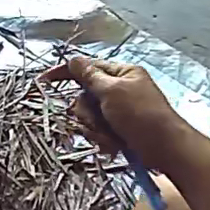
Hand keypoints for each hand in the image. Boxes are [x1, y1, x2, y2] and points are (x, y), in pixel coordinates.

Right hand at [41, 56, 193, 171]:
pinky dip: (102, 139)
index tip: (44, 80)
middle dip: (87, 112)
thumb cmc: (142, 115)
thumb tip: (73, 60)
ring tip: (110, 136)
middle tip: (98, 119)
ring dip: (95, 128)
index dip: (65, 73)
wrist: (165, 149)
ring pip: (88, 117)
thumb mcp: (113, 92)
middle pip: (84, 97)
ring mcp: (118, 111)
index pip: (86, 68)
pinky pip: (98, 131)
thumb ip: (90, 76)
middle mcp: (118, 90)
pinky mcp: (118, 130)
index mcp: (121, 73)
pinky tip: (114, 144)